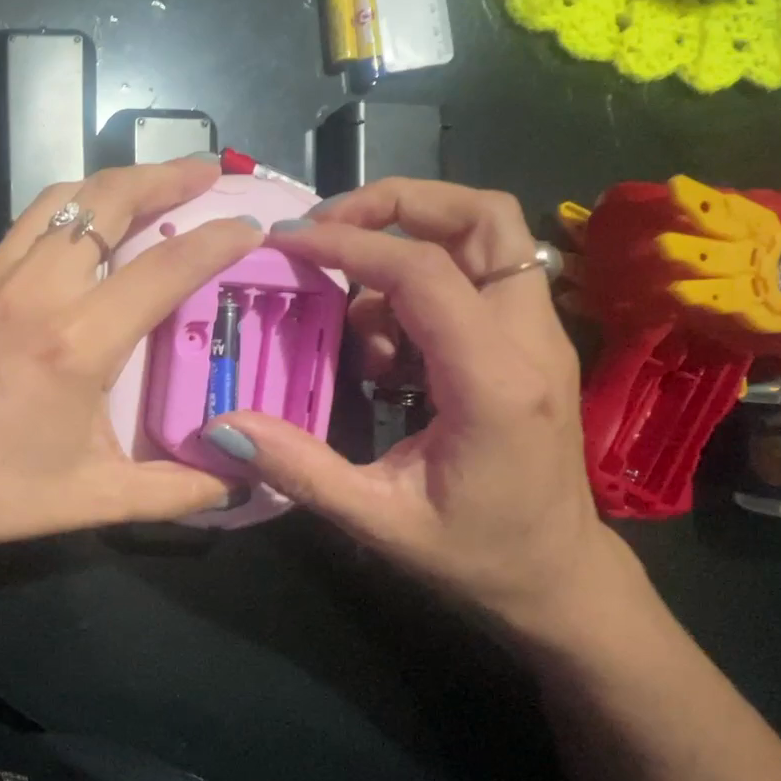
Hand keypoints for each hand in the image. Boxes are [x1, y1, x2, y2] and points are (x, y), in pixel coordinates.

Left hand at [0, 157, 265, 562]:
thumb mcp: (97, 499)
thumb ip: (180, 488)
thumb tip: (242, 478)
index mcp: (75, 342)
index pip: (164, 267)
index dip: (216, 240)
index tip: (251, 225)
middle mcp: (34, 293)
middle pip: (106, 201)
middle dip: (164, 175)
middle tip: (208, 170)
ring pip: (59, 200)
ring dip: (112, 185)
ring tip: (152, 187)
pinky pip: (25, 229)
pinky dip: (66, 215)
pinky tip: (85, 236)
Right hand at [203, 178, 647, 638]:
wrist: (559, 578)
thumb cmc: (474, 553)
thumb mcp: (377, 521)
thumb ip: (300, 470)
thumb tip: (221, 427)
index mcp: (494, 382)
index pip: (425, 273)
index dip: (348, 244)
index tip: (282, 242)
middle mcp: (529, 341)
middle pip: (483, 217)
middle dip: (397, 202)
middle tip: (324, 227)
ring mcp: (536, 336)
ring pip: (486, 234)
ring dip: (406, 236)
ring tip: (342, 294)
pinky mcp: (525, 343)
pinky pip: (473, 274)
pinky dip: (415, 278)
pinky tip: (376, 341)